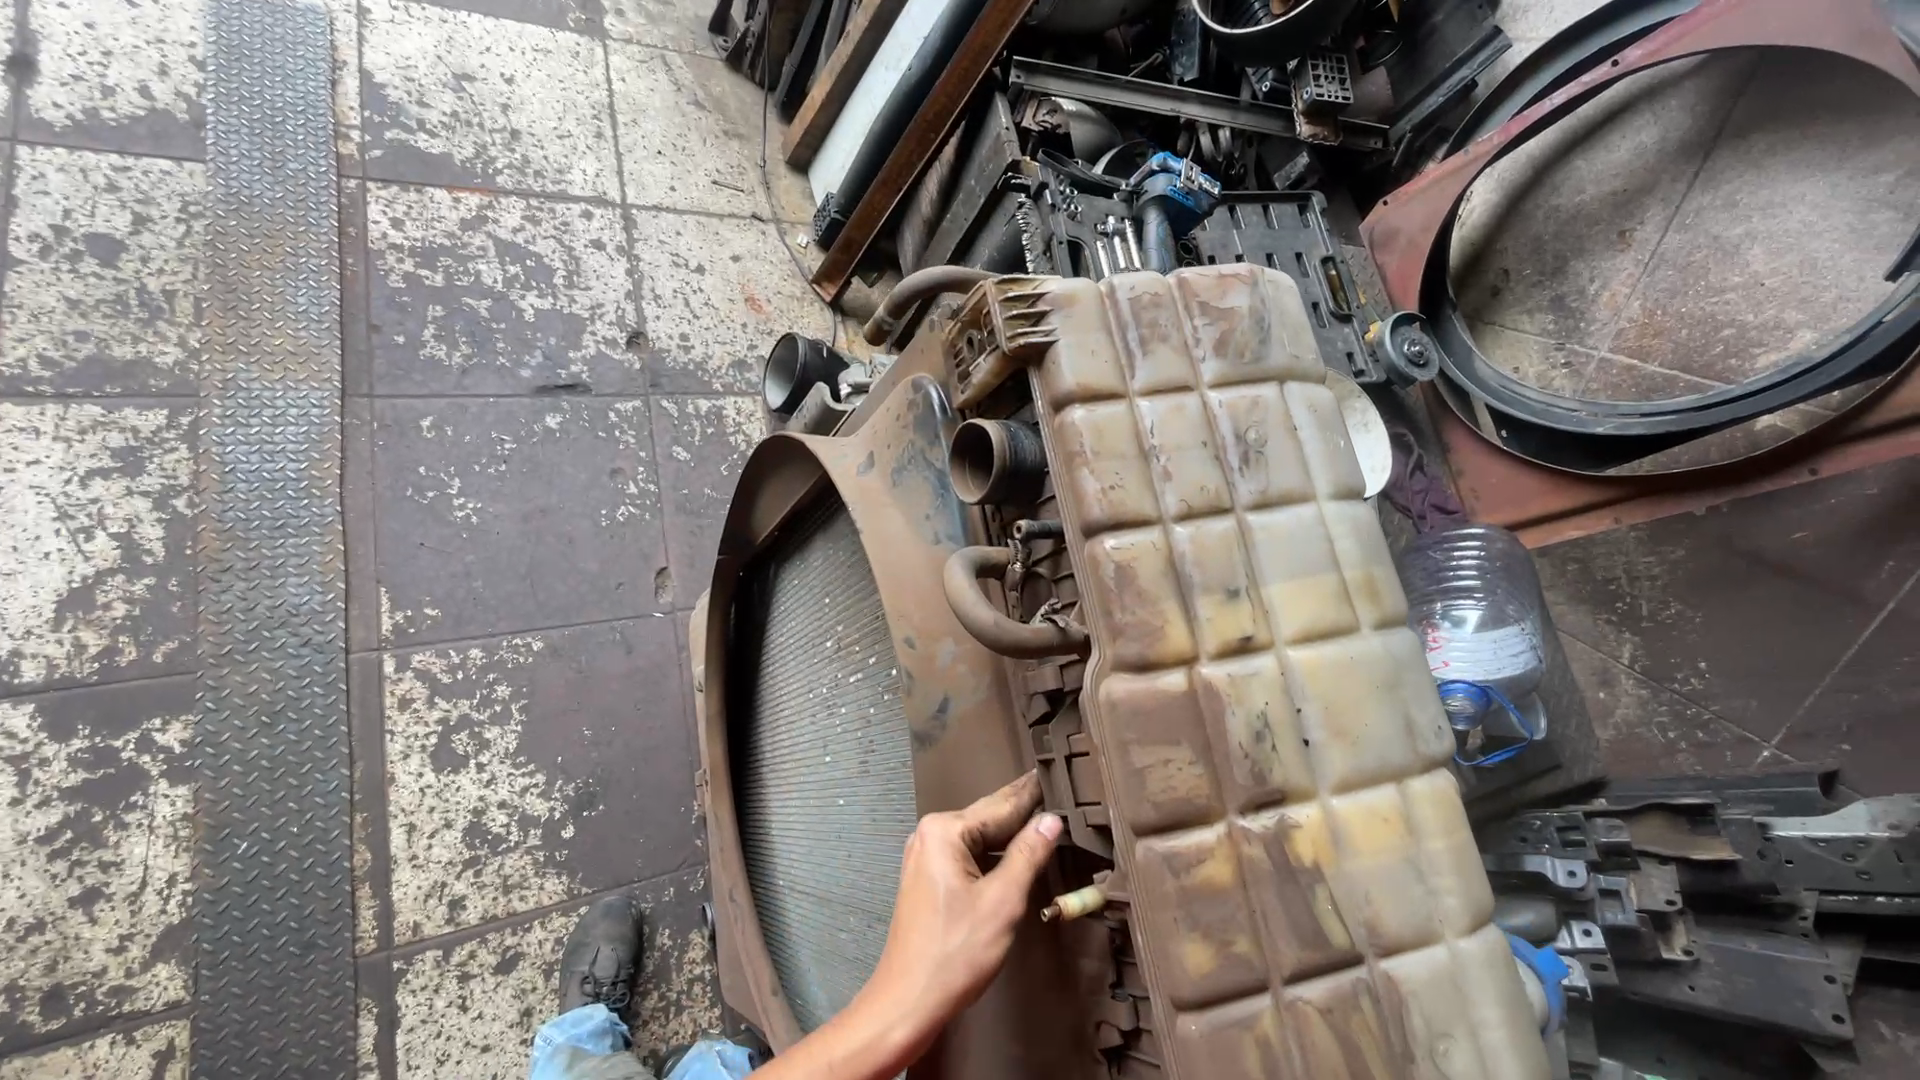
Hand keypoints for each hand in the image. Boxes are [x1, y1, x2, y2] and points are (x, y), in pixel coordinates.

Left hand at [753, 771, 1061, 1079]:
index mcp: (945, 831)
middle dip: (1022, 808)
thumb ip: (1028, 856)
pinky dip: (994, 852)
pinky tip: (1016, 851)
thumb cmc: (954, 953)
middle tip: (1054, 787)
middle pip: (988, 817)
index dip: (1032, 793)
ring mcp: (926, 855)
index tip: (1053, 773)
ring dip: (1010, 832)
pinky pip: (969, 854)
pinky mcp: (929, 877)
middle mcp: (930, 834)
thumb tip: (1050, 821)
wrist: (908, 1000)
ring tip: (1044, 814)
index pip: (1000, 805)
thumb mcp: (1002, 902)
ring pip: (979, 837)